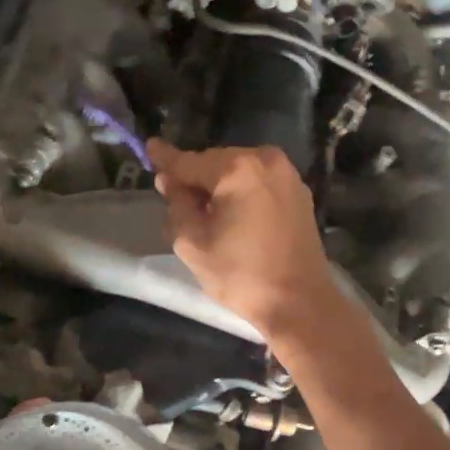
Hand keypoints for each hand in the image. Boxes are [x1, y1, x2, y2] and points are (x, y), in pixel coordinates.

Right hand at [147, 140, 342, 338]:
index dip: (165, 159)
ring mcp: (288, 175)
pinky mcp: (300, 194)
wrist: (300, 303)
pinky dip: (242, 193)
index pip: (189, 161)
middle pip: (215, 163)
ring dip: (219, 187)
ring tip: (205, 214)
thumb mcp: (193, 242)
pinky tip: (234, 216)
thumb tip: (170, 181)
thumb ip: (177, 204)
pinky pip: (259, 184)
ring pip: (238, 172)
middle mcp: (266, 160)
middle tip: (176, 202)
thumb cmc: (241, 274)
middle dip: (195, 179)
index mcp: (238, 168)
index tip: (148, 147)